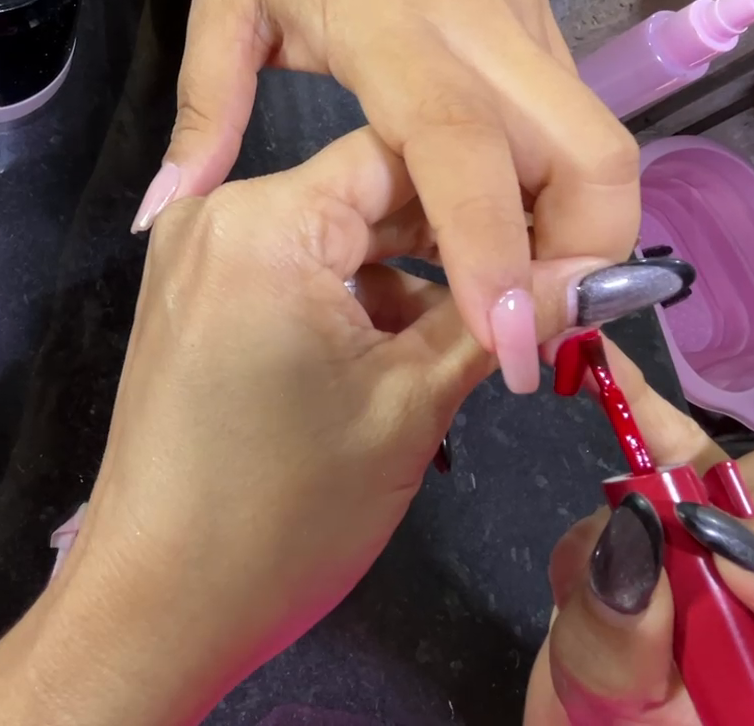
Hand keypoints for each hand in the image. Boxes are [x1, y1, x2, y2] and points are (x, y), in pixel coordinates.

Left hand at [10, 130, 611, 723]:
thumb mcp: (409, 405)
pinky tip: (391, 349)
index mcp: (264, 218)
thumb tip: (595, 271)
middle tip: (528, 290)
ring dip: (400, 276)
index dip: (487, 192)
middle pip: (364, 191)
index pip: (401, 153)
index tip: (553, 237)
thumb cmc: (284, 512)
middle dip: (448, 242)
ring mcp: (197, 252)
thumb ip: (500, 319)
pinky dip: (346, 296)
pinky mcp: (193, 292)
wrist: (158, 600)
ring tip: (463, 336)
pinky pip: (289, 265)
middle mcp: (218, 212)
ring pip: (331, 232)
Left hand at [139, 0, 641, 392]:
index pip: (463, 148)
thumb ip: (205, 118)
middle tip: (535, 331)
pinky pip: (568, 115)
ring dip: (579, 226)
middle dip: (586, 254)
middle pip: (585, 152)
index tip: (509, 345)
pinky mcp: (534, 13)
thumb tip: (160, 211)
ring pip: (593, 138)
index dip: (493, 249)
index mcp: (392, 30)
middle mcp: (479, 27)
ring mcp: (520, 17)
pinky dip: (556, 182)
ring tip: (515, 290)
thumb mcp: (220, 11)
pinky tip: (501, 219)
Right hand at [526, 344, 753, 725]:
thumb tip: (636, 527)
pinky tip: (607, 378)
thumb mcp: (619, 716)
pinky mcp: (724, 495)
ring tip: (670, 516)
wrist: (591, 715)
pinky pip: (706, 430)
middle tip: (690, 544)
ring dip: (743, 479)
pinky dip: (653, 404)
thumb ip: (622, 643)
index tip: (740, 581)